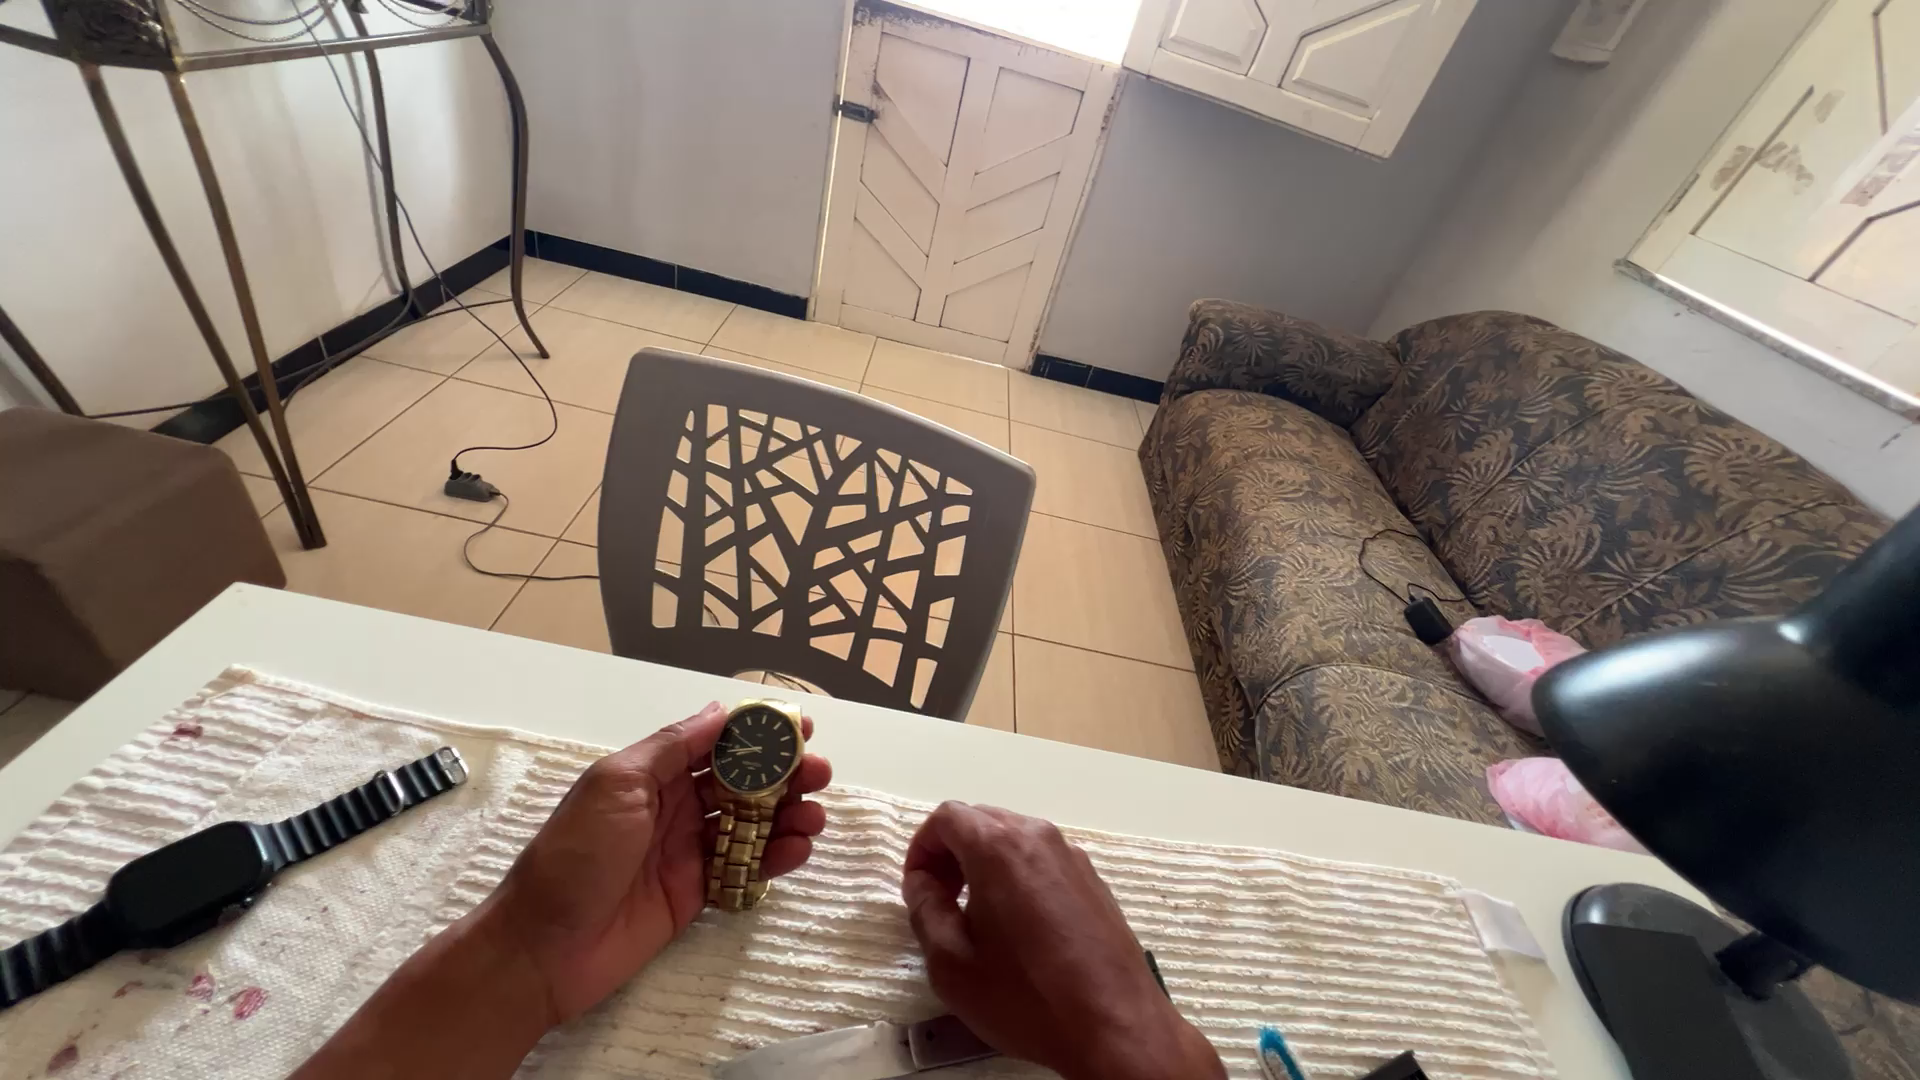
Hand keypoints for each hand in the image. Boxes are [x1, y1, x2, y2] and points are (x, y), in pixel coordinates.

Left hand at [483, 701, 830, 1023]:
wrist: (540, 949)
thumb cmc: (577, 853)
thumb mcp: (617, 783)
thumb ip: (672, 746)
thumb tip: (719, 710)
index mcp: (658, 774)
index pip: (720, 744)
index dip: (762, 733)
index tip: (801, 728)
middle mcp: (680, 806)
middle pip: (746, 782)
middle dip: (787, 774)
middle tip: (819, 774)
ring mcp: (692, 849)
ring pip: (754, 823)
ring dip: (790, 814)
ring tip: (814, 817)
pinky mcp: (700, 891)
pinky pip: (747, 867)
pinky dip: (777, 857)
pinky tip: (797, 851)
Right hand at [901, 803, 1223, 1079]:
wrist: (1116, 1026)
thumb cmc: (1028, 997)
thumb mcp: (952, 964)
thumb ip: (925, 911)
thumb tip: (922, 884)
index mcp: (999, 847)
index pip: (947, 817)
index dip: (922, 847)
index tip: (918, 886)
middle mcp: (1036, 835)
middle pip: (980, 820)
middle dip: (951, 852)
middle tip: (941, 898)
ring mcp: (1070, 853)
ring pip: (1012, 836)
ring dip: (984, 861)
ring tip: (977, 913)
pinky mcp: (1091, 876)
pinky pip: (1040, 857)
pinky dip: (1017, 872)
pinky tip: (1018, 923)